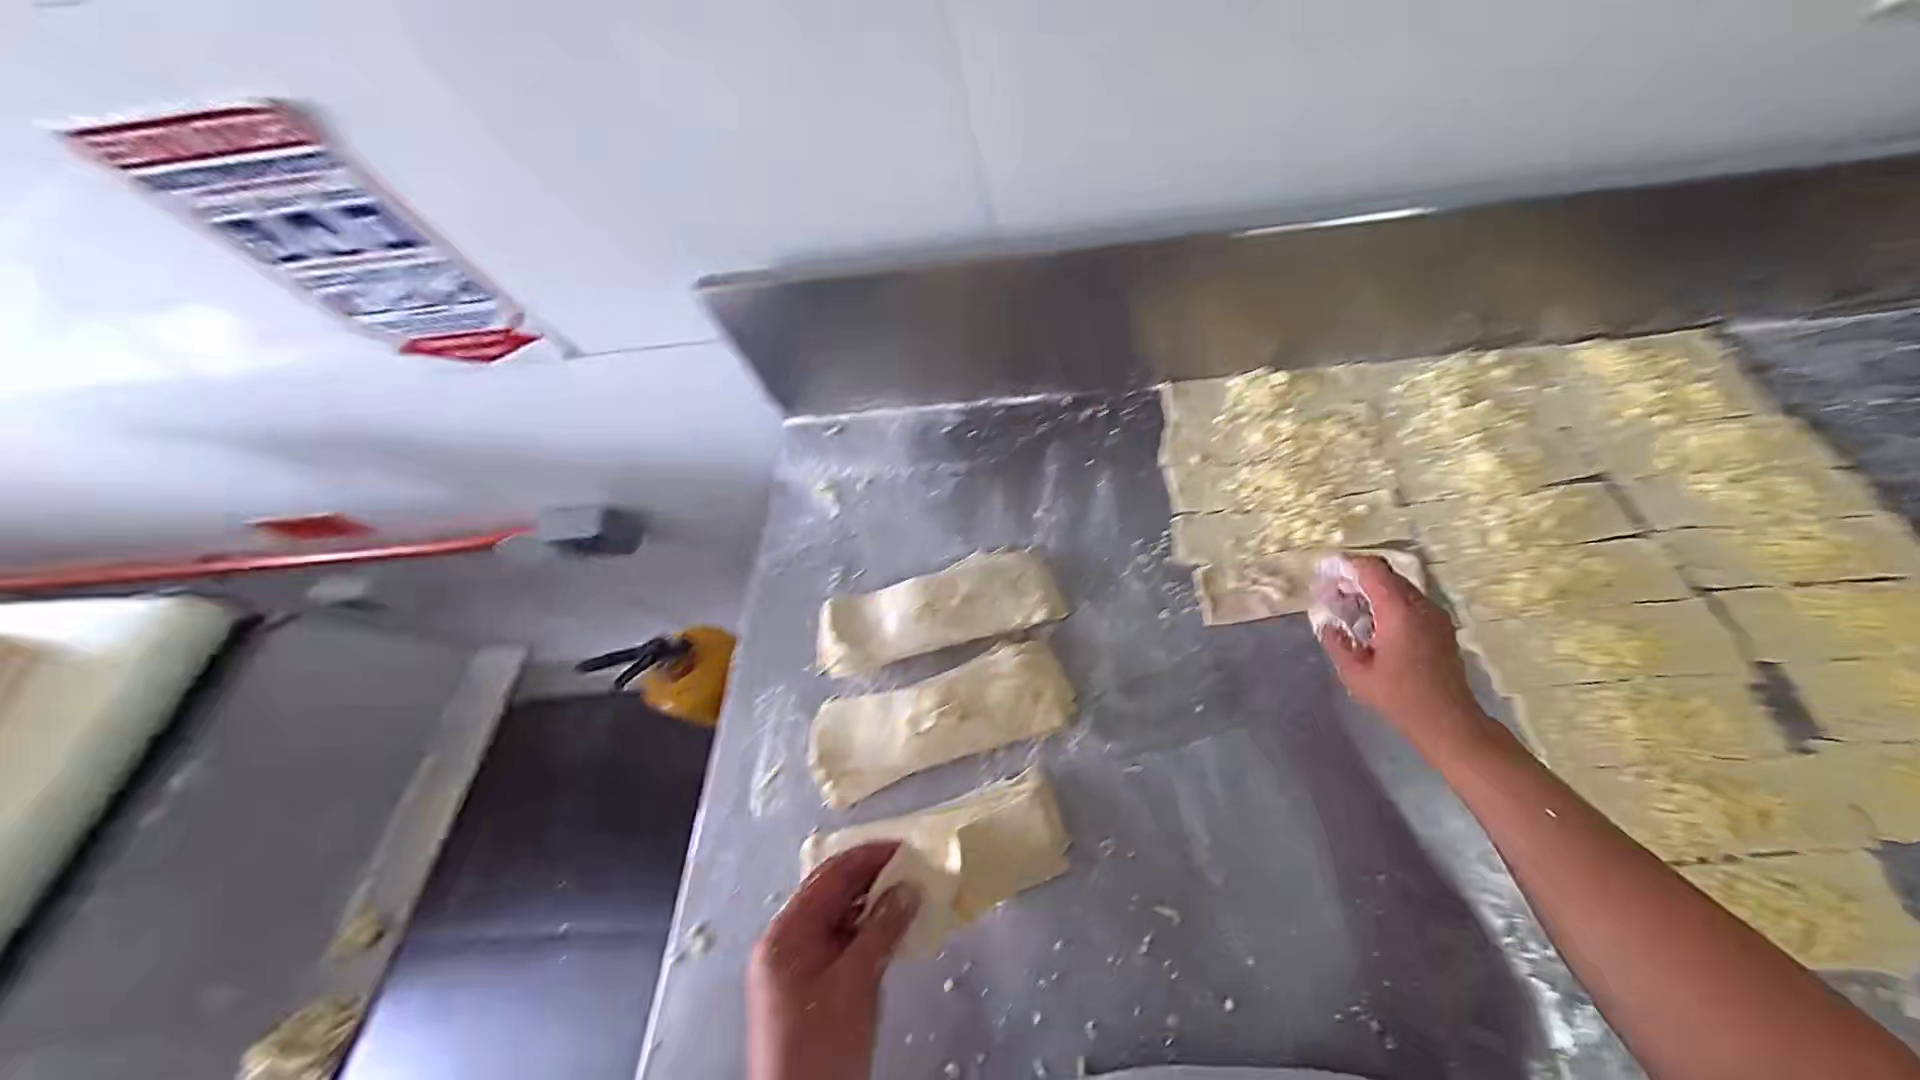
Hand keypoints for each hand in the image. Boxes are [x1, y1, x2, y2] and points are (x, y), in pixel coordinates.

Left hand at [749, 842, 920, 1079]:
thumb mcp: (856, 982)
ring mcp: (797, 965)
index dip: (867, 857)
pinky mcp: (811, 985)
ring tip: (912, 893)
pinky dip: (867, 931)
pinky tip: (895, 929)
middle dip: (872, 878)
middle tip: (914, 868)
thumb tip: (909, 888)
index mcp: (785, 933)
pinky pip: (841, 942)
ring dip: (873, 904)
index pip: (829, 876)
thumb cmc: (822, 1046)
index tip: (905, 847)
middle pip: (832, 893)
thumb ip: (882, 929)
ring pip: (839, 917)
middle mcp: (786, 941)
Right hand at [1317, 555, 1492, 748]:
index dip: (1346, 565)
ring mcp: (1435, 616)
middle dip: (1356, 579)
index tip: (1325, 572)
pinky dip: (1387, 603)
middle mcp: (1421, 606)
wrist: (1447, 720)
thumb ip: (1336, 642)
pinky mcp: (1440, 627)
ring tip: (1348, 610)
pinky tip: (1372, 624)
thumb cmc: (1398, 696)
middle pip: (1386, 575)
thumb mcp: (1354, 672)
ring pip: (1398, 588)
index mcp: (1399, 611)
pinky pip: (1409, 602)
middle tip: (1331, 594)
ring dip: (1371, 592)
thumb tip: (1328, 624)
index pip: (1372, 570)